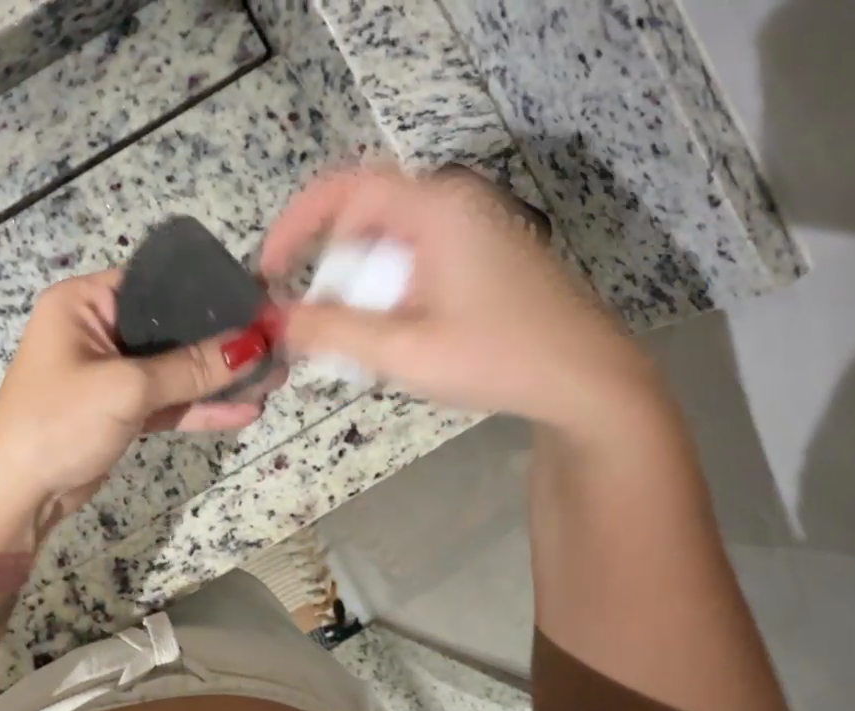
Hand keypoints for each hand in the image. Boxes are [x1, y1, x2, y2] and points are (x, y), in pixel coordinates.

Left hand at [0, 270, 263, 521]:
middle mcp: (94, 329)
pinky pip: (164, 401)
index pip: (155, 284)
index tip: (260, 304)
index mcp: (81, 303)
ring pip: (171, 369)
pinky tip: (243, 411)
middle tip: (276, 345)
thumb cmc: (59, 424)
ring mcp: (106, 373)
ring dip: (216, 379)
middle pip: (169, 328)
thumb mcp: (126, 389)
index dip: (208, 294)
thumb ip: (190, 367)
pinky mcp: (116, 411)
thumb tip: (254, 343)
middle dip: (220, 342)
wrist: (17, 496)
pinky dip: (197, 407)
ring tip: (273, 379)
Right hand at [261, 166, 668, 432]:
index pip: (342, 188)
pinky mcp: (482, 252)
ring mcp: (472, 226)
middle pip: (364, 214)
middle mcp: (453, 203)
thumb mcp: (402, 351)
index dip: (294, 224)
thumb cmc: (496, 359)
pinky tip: (393, 330)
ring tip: (352, 333)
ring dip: (357, 281)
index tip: (268, 270)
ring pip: (388, 238)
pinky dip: (387, 285)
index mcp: (434, 210)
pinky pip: (415, 254)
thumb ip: (330, 332)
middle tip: (314, 316)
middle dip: (328, 264)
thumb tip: (273, 320)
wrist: (586, 380)